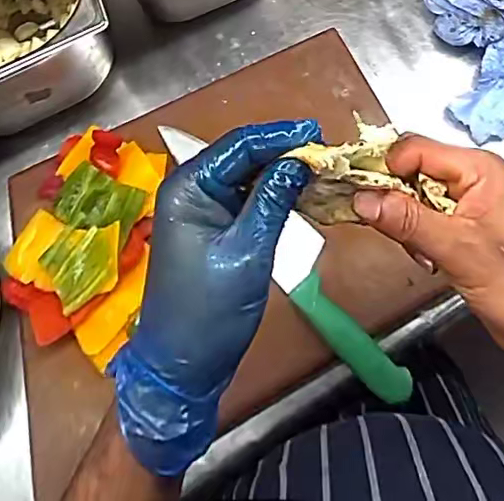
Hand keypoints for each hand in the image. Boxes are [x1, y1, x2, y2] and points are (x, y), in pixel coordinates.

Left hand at [109, 120, 315, 476]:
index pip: (240, 145)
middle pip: (243, 154)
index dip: (280, 136)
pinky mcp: (212, 222)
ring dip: (280, 168)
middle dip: (283, 149)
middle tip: (323, 148)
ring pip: (247, 172)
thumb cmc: (207, 314)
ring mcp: (200, 205)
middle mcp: (190, 187)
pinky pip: (246, 194)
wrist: (180, 369)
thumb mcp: (247, 251)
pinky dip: (273, 190)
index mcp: (188, 187)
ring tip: (318, 165)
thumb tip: (300, 161)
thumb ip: (273, 199)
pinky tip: (299, 189)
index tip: (316, 133)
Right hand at [353, 135, 503, 366]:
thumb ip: (409, 221)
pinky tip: (429, 261)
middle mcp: (471, 176)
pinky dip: (416, 236)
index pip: (415, 149)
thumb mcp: (461, 252)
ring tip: (423, 255)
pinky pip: (423, 217)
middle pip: (411, 169)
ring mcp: (467, 201)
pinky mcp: (462, 225)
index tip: (359, 197)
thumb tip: (360, 199)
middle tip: (394, 233)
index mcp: (478, 167)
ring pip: (413, 195)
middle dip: (394, 199)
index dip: (385, 169)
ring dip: (406, 223)